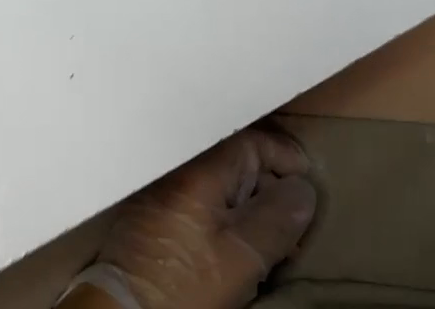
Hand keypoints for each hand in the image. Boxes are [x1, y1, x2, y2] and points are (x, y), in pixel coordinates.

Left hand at [95, 128, 316, 308]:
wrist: (126, 306)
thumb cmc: (186, 282)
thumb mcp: (243, 255)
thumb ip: (276, 218)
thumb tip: (303, 187)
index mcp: (197, 169)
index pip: (248, 141)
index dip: (283, 156)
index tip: (308, 181)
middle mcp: (175, 169)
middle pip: (234, 160)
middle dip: (269, 186)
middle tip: (294, 225)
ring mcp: (160, 189)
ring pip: (218, 182)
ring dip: (248, 204)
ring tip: (272, 242)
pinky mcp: (153, 212)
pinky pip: (199, 198)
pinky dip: (223, 214)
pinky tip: (236, 245)